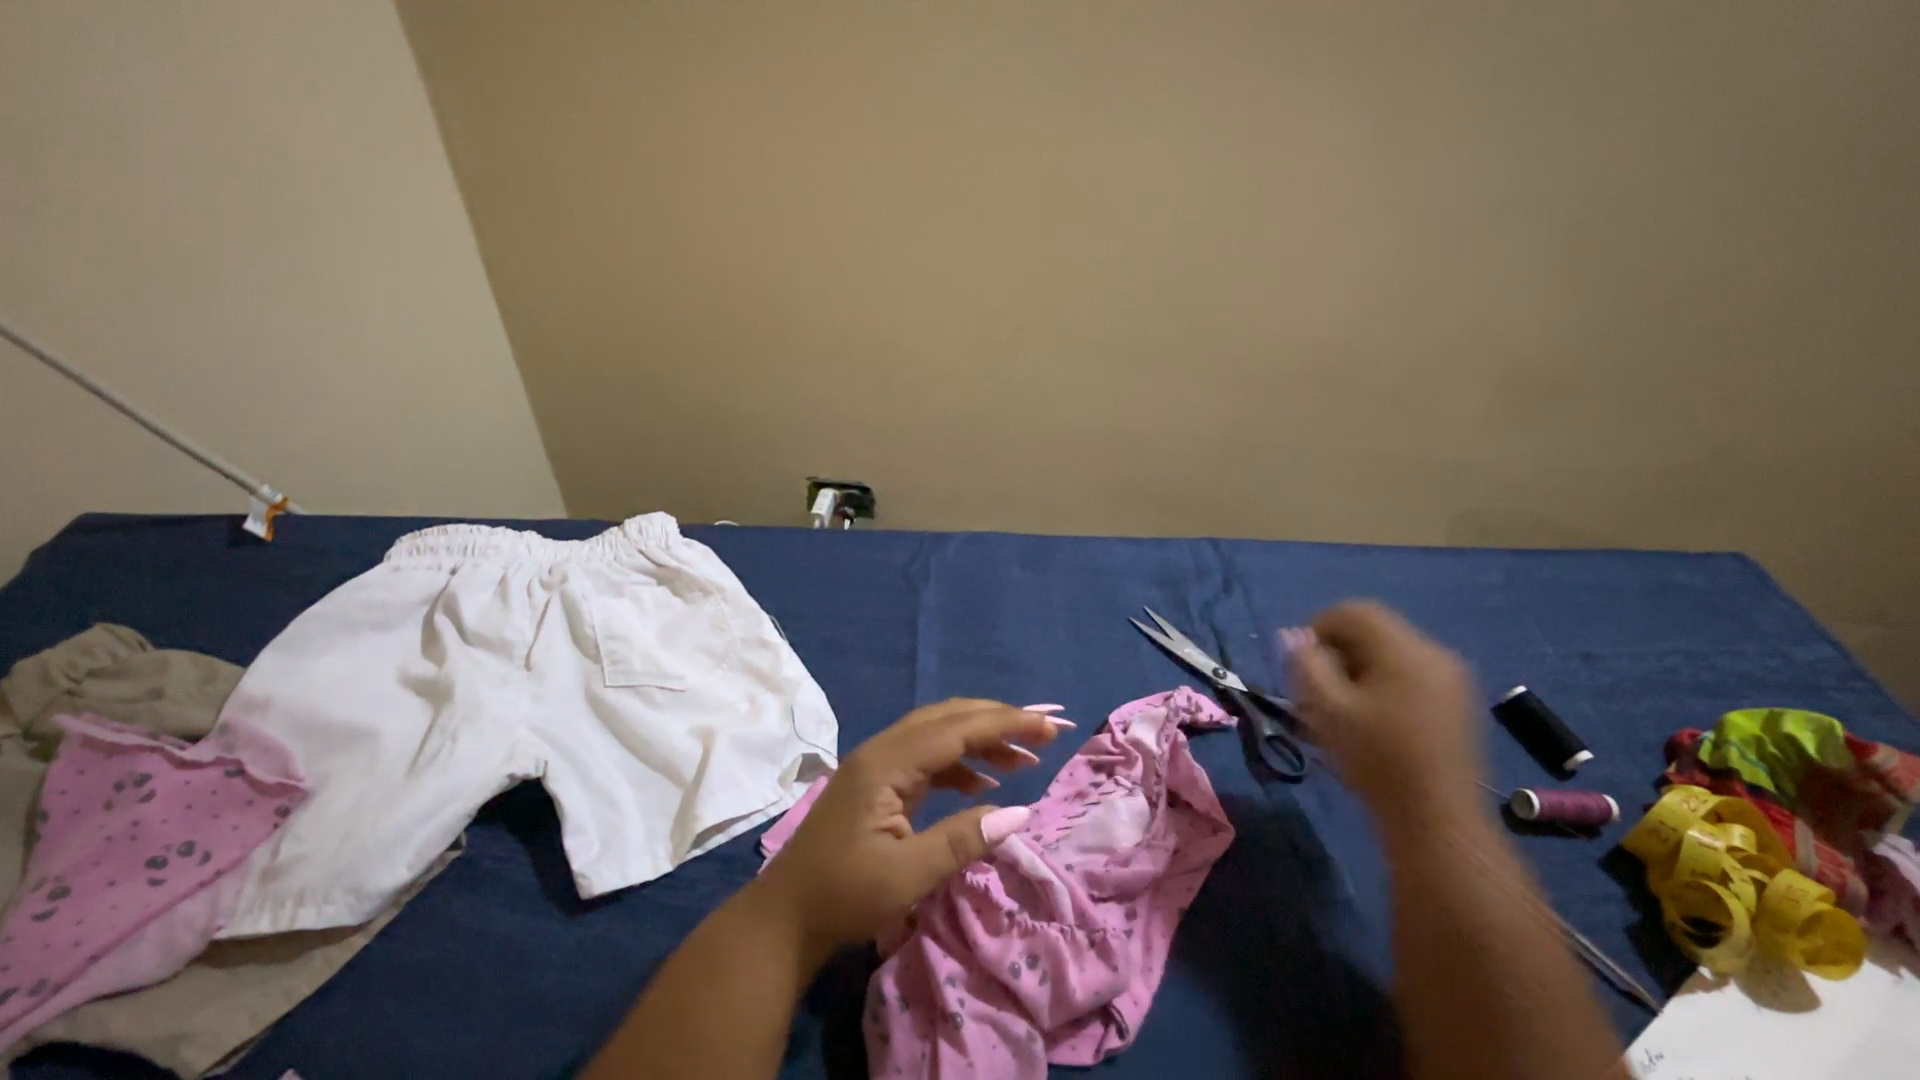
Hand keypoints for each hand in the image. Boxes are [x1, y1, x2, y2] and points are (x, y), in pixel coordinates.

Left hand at [755, 699, 1066, 954]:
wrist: (784, 919)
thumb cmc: (843, 896)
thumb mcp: (908, 874)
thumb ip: (963, 839)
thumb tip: (1021, 812)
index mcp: (886, 764)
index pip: (956, 729)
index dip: (1006, 723)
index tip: (1051, 724)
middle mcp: (881, 753)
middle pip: (947, 719)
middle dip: (999, 720)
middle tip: (1047, 730)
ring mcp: (876, 768)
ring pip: (938, 736)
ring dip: (982, 740)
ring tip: (1026, 759)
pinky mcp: (877, 787)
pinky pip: (927, 760)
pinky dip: (961, 763)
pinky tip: (984, 782)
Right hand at [1281, 601, 1482, 819]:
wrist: (1437, 818)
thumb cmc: (1376, 760)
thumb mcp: (1328, 710)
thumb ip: (1306, 665)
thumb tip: (1294, 638)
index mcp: (1405, 650)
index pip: (1354, 611)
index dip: (1317, 627)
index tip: (1299, 663)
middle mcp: (1435, 654)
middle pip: (1375, 631)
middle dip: (1338, 652)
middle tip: (1315, 690)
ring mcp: (1453, 680)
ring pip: (1392, 655)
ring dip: (1359, 671)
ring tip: (1340, 710)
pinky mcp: (1458, 705)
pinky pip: (1412, 676)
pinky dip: (1384, 686)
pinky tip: (1372, 722)